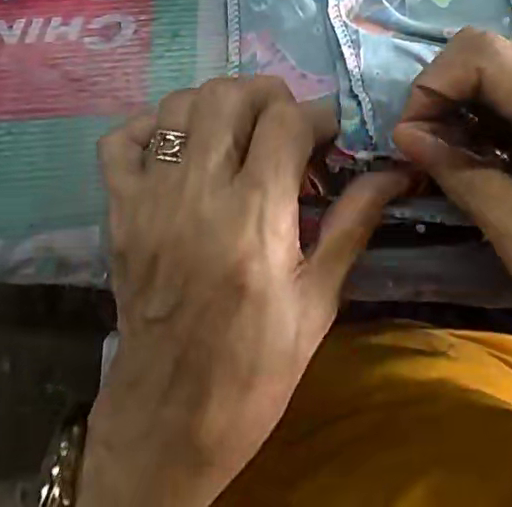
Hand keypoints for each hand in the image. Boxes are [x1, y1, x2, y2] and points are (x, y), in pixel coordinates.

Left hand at [81, 76, 409, 506]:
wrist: (172, 415)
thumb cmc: (257, 366)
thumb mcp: (317, 301)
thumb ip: (352, 224)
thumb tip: (392, 171)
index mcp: (255, 220)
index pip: (285, 122)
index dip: (316, 114)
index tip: (328, 130)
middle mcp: (198, 194)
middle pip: (228, 95)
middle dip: (266, 96)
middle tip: (283, 126)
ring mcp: (149, 198)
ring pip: (178, 105)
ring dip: (215, 105)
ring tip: (237, 133)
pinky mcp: (118, 210)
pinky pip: (121, 139)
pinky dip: (150, 127)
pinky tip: (178, 147)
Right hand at [391, 29, 511, 375]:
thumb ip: (463, 177)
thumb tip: (405, 135)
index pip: (484, 54)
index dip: (434, 84)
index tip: (413, 136)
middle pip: (492, 52)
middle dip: (445, 91)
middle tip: (426, 147)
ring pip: (506, 68)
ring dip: (465, 102)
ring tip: (452, 156)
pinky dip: (491, 113)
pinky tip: (487, 158)